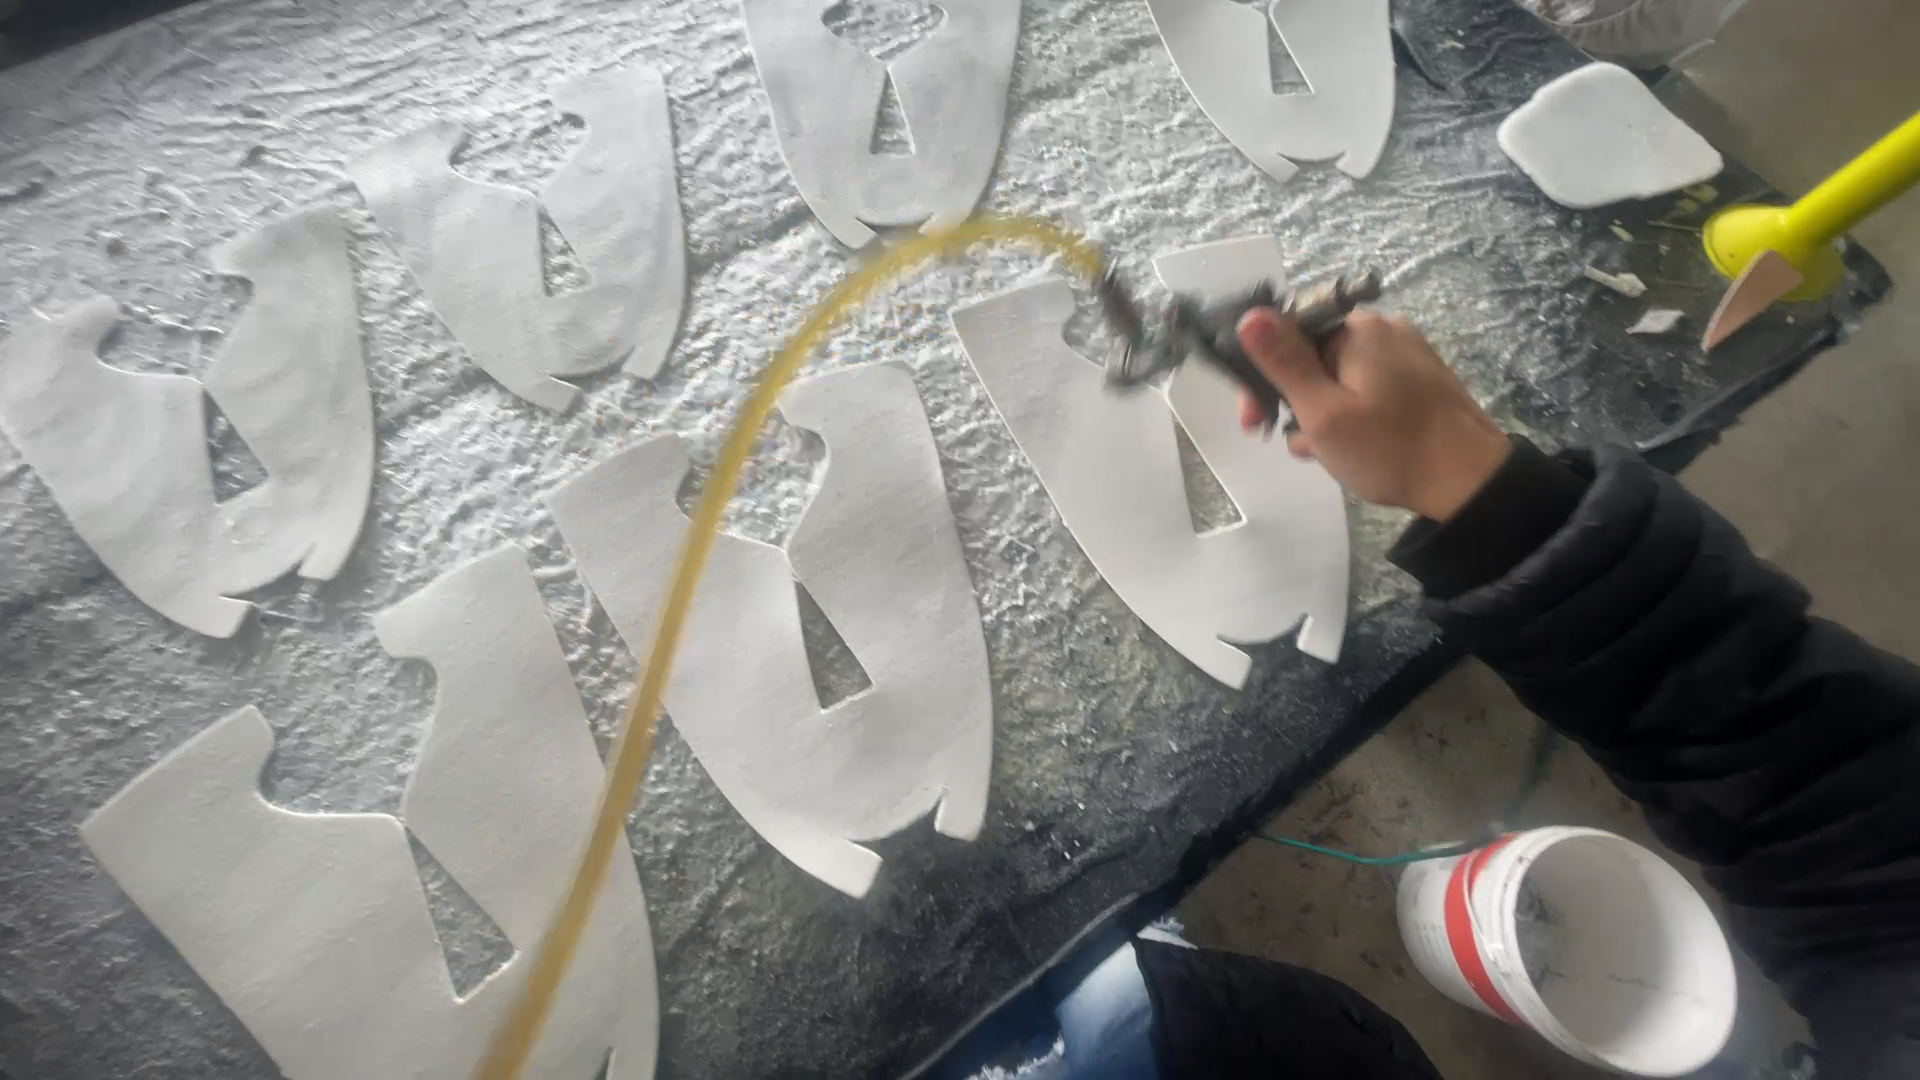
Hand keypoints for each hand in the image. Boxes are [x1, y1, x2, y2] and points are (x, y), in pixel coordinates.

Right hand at [1236, 308, 1510, 521]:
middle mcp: (1382, 329)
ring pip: (1333, 374)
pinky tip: (1344, 443)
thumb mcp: (1323, 411)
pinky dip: (1344, 411)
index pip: (1287, 332)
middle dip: (1288, 396)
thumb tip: (1248, 315)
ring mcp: (1404, 353)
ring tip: (1319, 449)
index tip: (1252, 416)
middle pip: (1310, 353)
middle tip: (1279, 436)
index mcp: (1357, 330)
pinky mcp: (1416, 378)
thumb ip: (1283, 363)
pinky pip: (1361, 386)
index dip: (1260, 372)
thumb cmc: (1388, 448)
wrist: (1469, 481)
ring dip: (1314, 410)